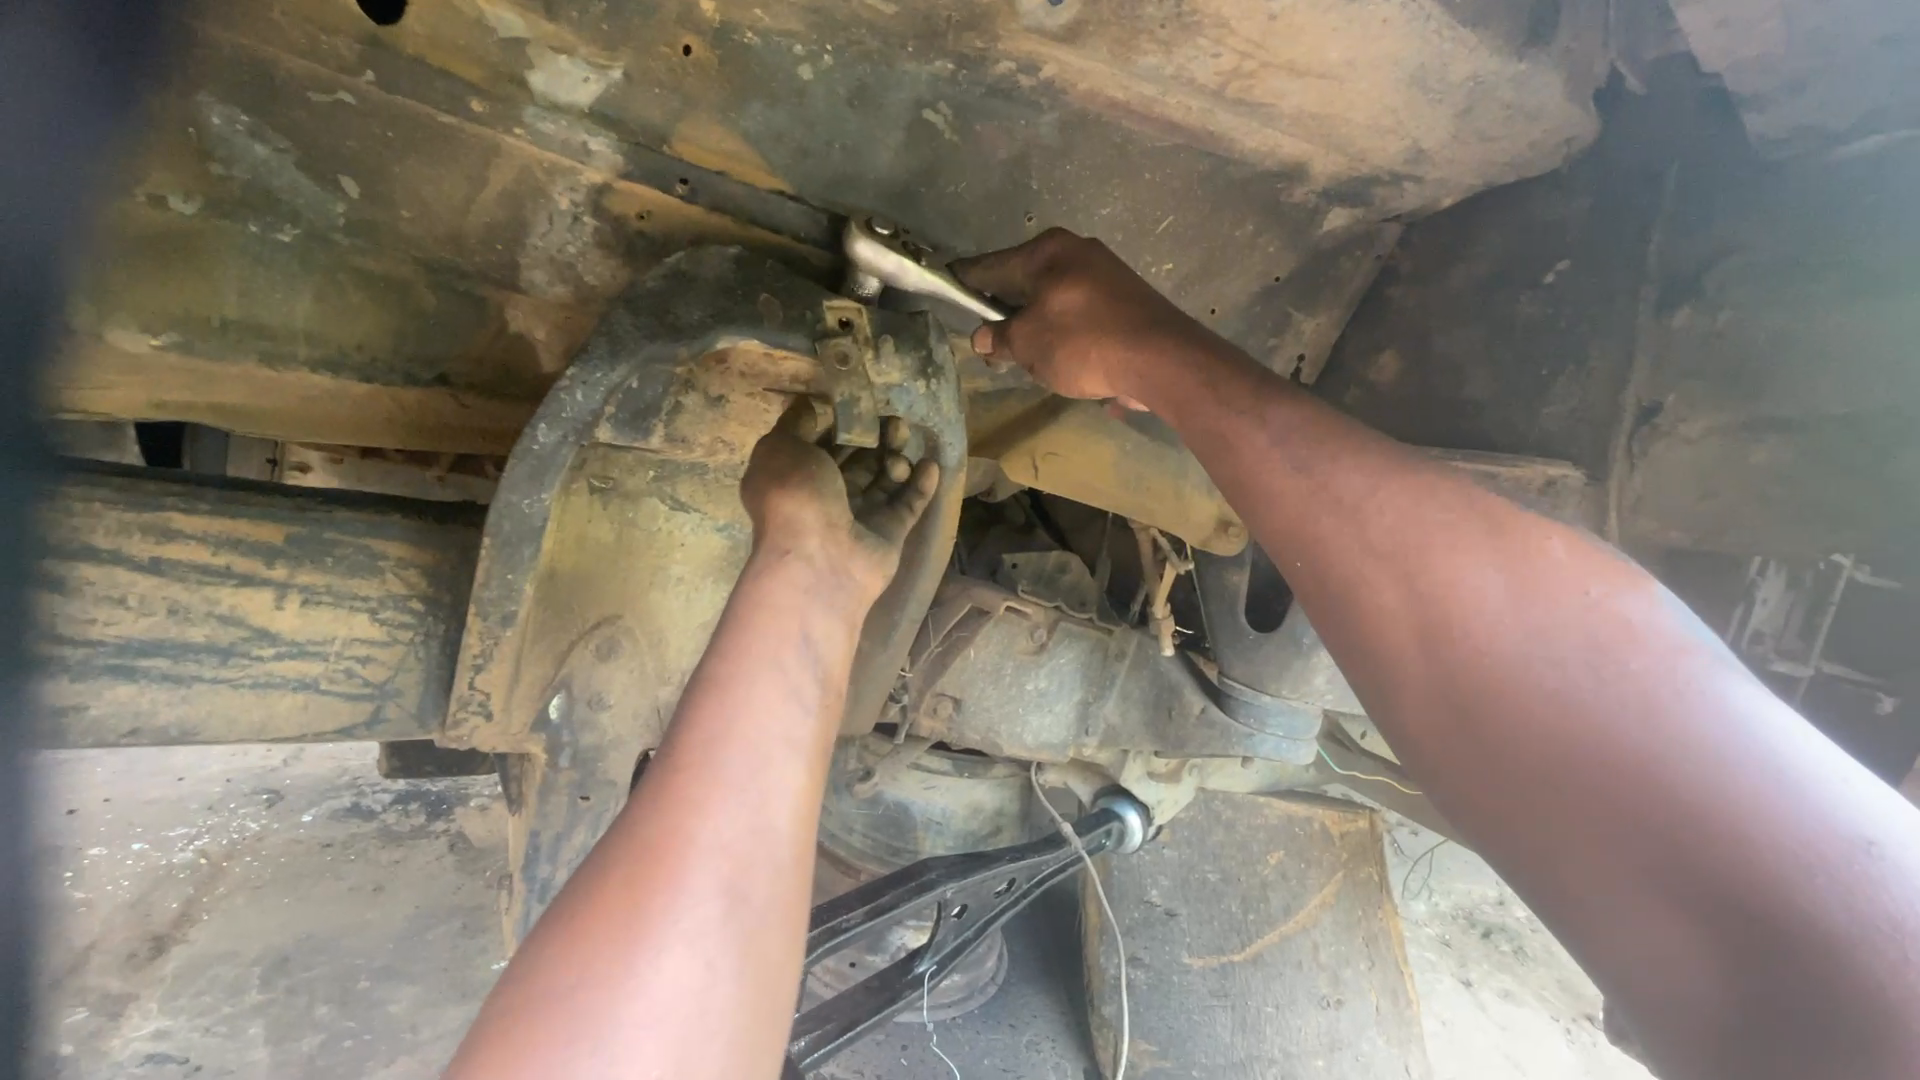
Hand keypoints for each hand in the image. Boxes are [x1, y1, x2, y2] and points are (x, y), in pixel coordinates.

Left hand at [739, 401, 939, 607]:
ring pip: (884, 480)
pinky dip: (921, 485)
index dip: (843, 423)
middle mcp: (827, 497)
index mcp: (797, 477)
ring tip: (903, 440)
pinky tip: (931, 463)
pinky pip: (908, 504)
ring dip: (896, 457)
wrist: (819, 559)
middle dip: (876, 438)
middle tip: (894, 420)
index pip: (823, 444)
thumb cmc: (795, 496)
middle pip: (858, 460)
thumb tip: (809, 403)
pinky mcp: (889, 534)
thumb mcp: (782, 447)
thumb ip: (796, 423)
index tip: (863, 403)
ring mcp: (859, 517)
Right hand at [951, 228, 1215, 407]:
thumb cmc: (1082, 342)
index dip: (966, 281)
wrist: (1159, 358)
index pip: (991, 265)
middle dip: (1004, 310)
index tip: (947, 285)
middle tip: (988, 342)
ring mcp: (1105, 274)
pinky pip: (1078, 313)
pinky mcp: (1125, 301)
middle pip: (1024, 281)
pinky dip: (1062, 330)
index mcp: (1047, 251)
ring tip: (1023, 356)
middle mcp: (1077, 252)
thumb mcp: (1027, 343)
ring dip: (1035, 324)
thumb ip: (998, 338)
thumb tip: (982, 337)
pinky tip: (1060, 356)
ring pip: (1052, 299)